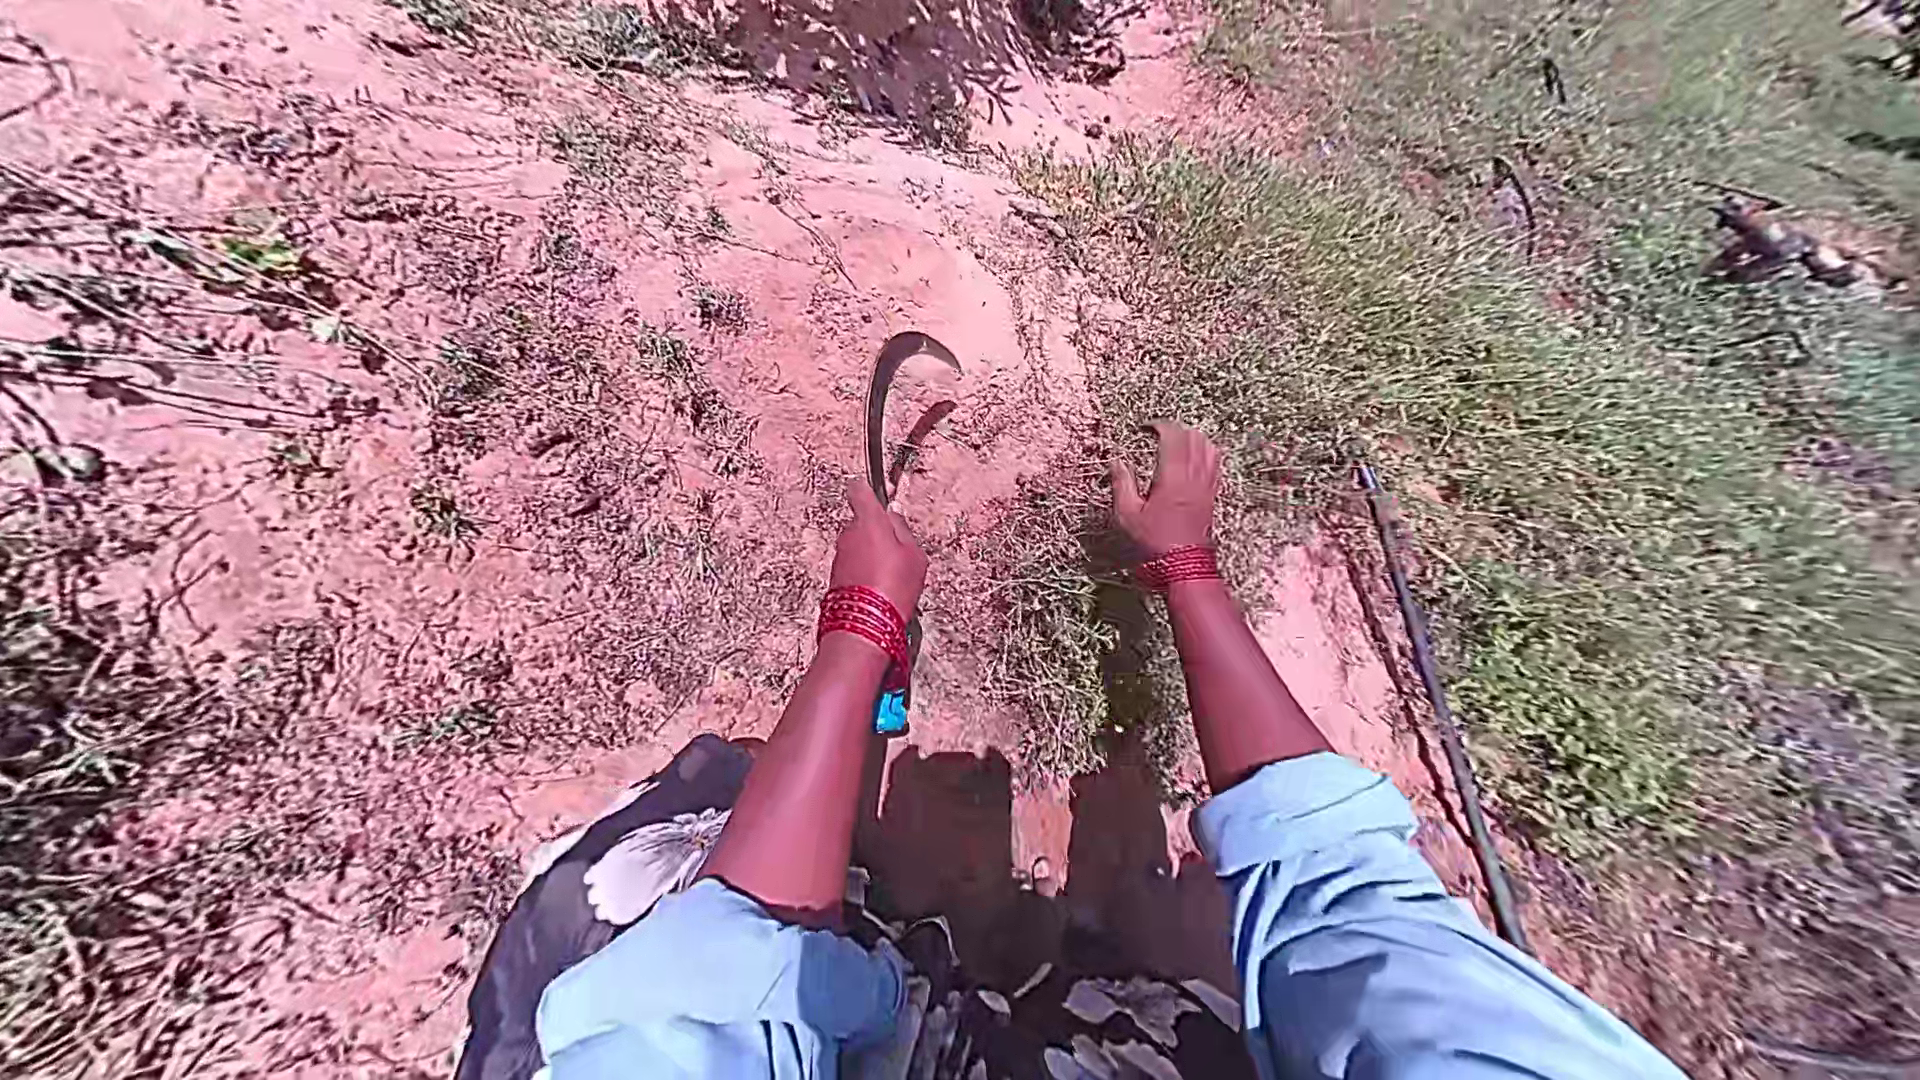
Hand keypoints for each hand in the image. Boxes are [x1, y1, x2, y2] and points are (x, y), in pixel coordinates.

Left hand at [831, 481, 927, 617]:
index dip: (869, 488)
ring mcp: (840, 556)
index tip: (876, 489)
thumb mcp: (915, 555)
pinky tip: (881, 586)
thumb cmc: (892, 589)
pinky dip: (865, 570)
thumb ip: (902, 529)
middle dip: (878, 531)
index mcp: (868, 521)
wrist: (864, 626)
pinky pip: (854, 564)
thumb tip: (894, 516)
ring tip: (892, 574)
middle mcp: (849, 535)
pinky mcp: (836, 575)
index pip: (861, 491)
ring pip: (859, 545)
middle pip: (863, 522)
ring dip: (872, 553)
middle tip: (899, 549)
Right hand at [1111, 421, 1220, 556]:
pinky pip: (1215, 463)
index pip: (1173, 437)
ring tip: (1176, 442)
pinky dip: (1205, 452)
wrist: (1183, 566)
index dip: (1159, 426)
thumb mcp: (1128, 514)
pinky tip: (1194, 457)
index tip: (1145, 428)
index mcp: (1172, 478)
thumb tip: (1116, 463)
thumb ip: (1122, 484)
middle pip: (1193, 437)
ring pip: (1208, 447)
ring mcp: (1206, 485)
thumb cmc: (1154, 543)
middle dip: (1175, 429)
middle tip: (1158, 433)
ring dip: (1192, 438)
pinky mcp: (1212, 495)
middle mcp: (1194, 477)